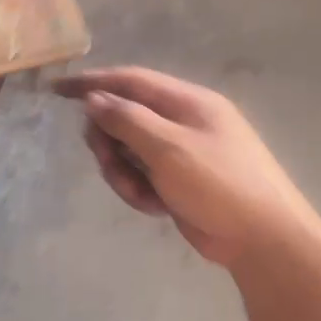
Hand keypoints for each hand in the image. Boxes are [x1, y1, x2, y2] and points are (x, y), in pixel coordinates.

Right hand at [53, 67, 320, 266]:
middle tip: (107, 162)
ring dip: (121, 172)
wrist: (265, 241)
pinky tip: (154, 206)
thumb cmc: (220, 185)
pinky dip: (137, 188)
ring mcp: (180, 151)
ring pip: (125, 149)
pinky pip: (139, 173)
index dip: (90, 82)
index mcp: (187, 102)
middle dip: (107, 142)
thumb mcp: (168, 147)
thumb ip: (126, 118)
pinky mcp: (177, 179)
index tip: (55, 89)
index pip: (128, 80)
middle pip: (121, 117)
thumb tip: (92, 98)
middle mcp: (182, 121)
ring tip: (139, 195)